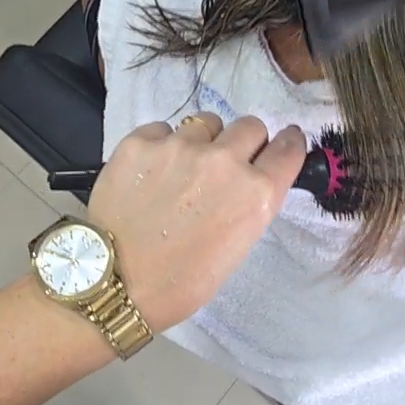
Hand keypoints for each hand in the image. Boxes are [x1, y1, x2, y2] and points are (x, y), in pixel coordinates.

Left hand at [88, 114, 306, 327]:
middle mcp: (224, 161)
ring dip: (202, 141)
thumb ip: (248, 204)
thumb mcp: (235, 248)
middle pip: (250, 126)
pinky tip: (149, 172)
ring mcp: (180, 146)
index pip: (288, 149)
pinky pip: (162, 129)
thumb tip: (246, 179)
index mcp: (255, 194)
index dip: (287, 145)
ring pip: (206, 122)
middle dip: (243, 142)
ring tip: (181, 169)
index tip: (282, 143)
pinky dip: (161, 145)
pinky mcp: (141, 142)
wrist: (115, 282)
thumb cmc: (181, 281)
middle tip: (225, 164)